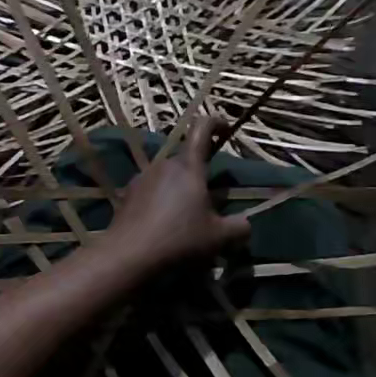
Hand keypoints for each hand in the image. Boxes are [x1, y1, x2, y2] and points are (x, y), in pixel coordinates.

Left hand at [104, 120, 249, 267]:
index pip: (202, 128)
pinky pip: (152, 189)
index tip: (226, 129)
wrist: (129, 254)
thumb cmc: (179, 238)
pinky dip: (162, 199)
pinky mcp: (128, 193)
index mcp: (189, 166)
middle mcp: (164, 164)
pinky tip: (164, 223)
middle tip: (210, 197)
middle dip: (200, 172)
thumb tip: (247, 224)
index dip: (216, 123)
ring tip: (186, 215)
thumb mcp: (218, 237)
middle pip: (186, 158)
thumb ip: (239, 228)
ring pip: (168, 175)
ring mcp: (143, 177)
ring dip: (180, 188)